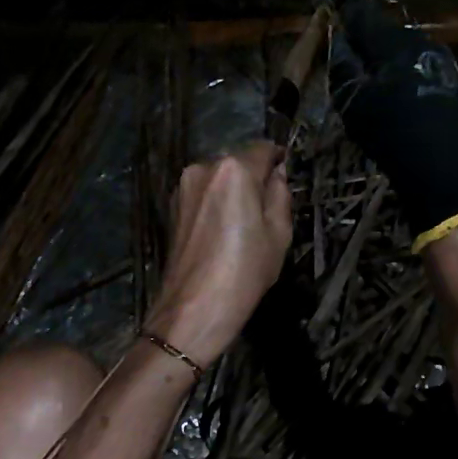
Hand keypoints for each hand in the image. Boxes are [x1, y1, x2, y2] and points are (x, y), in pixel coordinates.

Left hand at [145, 142, 292, 366]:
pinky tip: (222, 232)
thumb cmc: (244, 272)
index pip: (263, 149)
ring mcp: (183, 187)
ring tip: (243, 226)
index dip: (278, 160)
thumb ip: (280, 195)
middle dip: (253, 178)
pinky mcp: (171, 206)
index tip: (285, 176)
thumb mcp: (278, 234)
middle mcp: (203, 168)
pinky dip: (215, 204)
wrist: (193, 309)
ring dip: (233, 191)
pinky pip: (202, 194)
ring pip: (218, 179)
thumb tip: (276, 174)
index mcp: (234, 170)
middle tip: (267, 210)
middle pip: (238, 163)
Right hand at [329, 0, 457, 233]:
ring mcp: (439, 59)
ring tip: (366, 59)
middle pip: (385, 28)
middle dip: (366, 29)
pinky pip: (415, 60)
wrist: (441, 166)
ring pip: (402, 44)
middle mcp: (419, 42)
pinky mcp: (448, 78)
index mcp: (393, 43)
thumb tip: (337, 41)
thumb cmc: (390, 133)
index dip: (345, 8)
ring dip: (383, 48)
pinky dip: (398, 64)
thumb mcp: (354, 103)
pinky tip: (391, 79)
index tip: (334, 0)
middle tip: (347, 33)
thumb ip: (342, 68)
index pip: (363, 15)